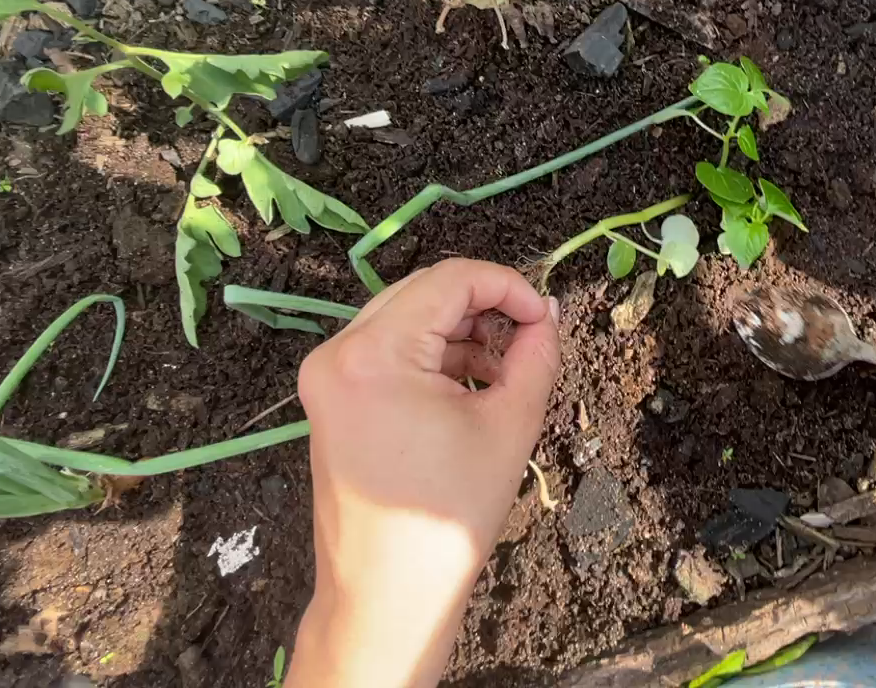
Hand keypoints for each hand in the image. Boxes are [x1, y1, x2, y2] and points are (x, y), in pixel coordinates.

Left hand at [286, 259, 560, 687]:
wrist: (389, 597)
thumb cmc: (450, 514)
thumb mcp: (511, 422)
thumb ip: (537, 352)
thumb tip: (547, 312)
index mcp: (375, 354)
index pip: (452, 279)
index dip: (508, 285)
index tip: (544, 316)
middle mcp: (339, 352)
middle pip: (427, 290)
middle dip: (485, 305)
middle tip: (527, 336)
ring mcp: (329, 374)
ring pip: (409, 314)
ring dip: (462, 329)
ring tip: (502, 369)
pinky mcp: (333, 395)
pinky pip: (391, 346)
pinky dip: (434, 352)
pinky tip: (470, 385)